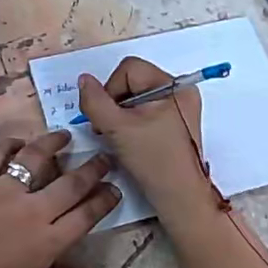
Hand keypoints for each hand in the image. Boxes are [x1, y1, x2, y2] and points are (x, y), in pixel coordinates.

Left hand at [0, 132, 120, 267]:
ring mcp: (5, 191)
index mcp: (48, 242)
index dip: (104, 200)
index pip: (86, 215)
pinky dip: (11, 144)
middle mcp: (32, 210)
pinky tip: (21, 141)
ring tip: (65, 136)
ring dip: (54, 144)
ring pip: (36, 159)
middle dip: (92, 168)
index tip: (114, 189)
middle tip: (104, 158)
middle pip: (71, 183)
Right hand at [76, 58, 217, 222]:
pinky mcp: (179, 124)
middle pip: (133, 80)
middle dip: (115, 102)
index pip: (128, 69)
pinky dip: (134, 121)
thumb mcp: (116, 128)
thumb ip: (94, 101)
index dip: (110, 89)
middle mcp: (181, 91)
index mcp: (173, 85)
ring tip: (118, 137)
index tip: (107, 118)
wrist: (181, 199)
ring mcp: (182, 108)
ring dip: (121, 113)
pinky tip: (130, 141)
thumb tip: (84, 80)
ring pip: (138, 96)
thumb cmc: (153, 160)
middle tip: (108, 128)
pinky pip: (148, 110)